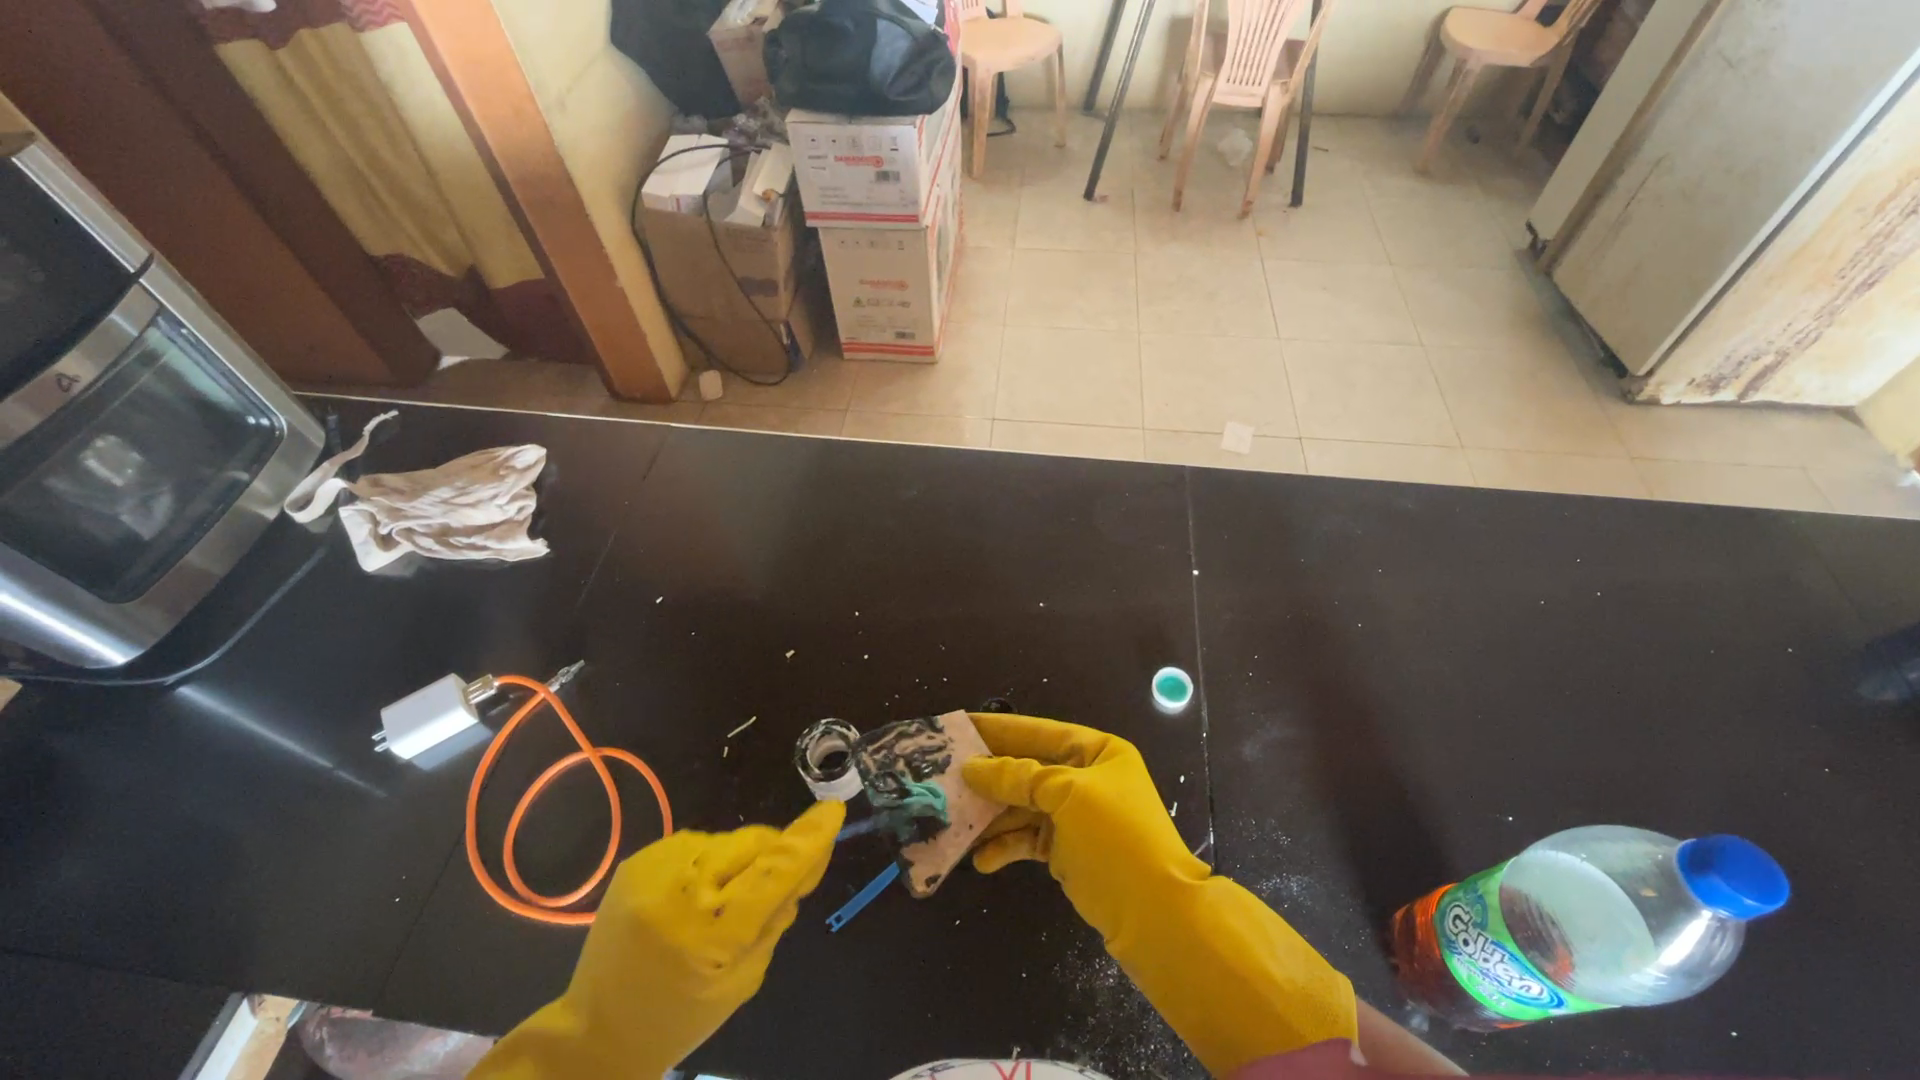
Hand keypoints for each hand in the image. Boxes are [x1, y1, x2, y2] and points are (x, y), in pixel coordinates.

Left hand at [471, 800, 845, 1079]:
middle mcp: (681, 889)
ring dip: (741, 859)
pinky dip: (710, 861)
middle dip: (776, 854)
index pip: (774, 871)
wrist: (596, 1029)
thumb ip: (776, 918)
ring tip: (724, 900)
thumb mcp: (744, 979)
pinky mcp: (638, 860)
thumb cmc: (681, 1017)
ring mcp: (654, 868)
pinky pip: (696, 843)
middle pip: (754, 843)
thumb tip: (804, 865)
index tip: (834, 811)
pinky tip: (696, 894)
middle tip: (779, 885)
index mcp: (711, 933)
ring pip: (728, 840)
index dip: (808, 840)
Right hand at [964, 714, 1354, 1076]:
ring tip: (951, 820)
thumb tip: (971, 768)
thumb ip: (1017, 776)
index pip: (1037, 732)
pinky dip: (1005, 846)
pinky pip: (1028, 839)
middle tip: (941, 776)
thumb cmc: (1116, 840)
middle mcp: (1087, 778)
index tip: (955, 726)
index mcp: (1097, 751)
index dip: (996, 729)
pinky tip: (982, 859)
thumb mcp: (1066, 796)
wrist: (1157, 916)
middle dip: (986, 776)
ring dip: (990, 815)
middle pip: (1026, 769)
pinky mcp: (1068, 851)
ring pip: (1022, 806)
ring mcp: (1077, 816)